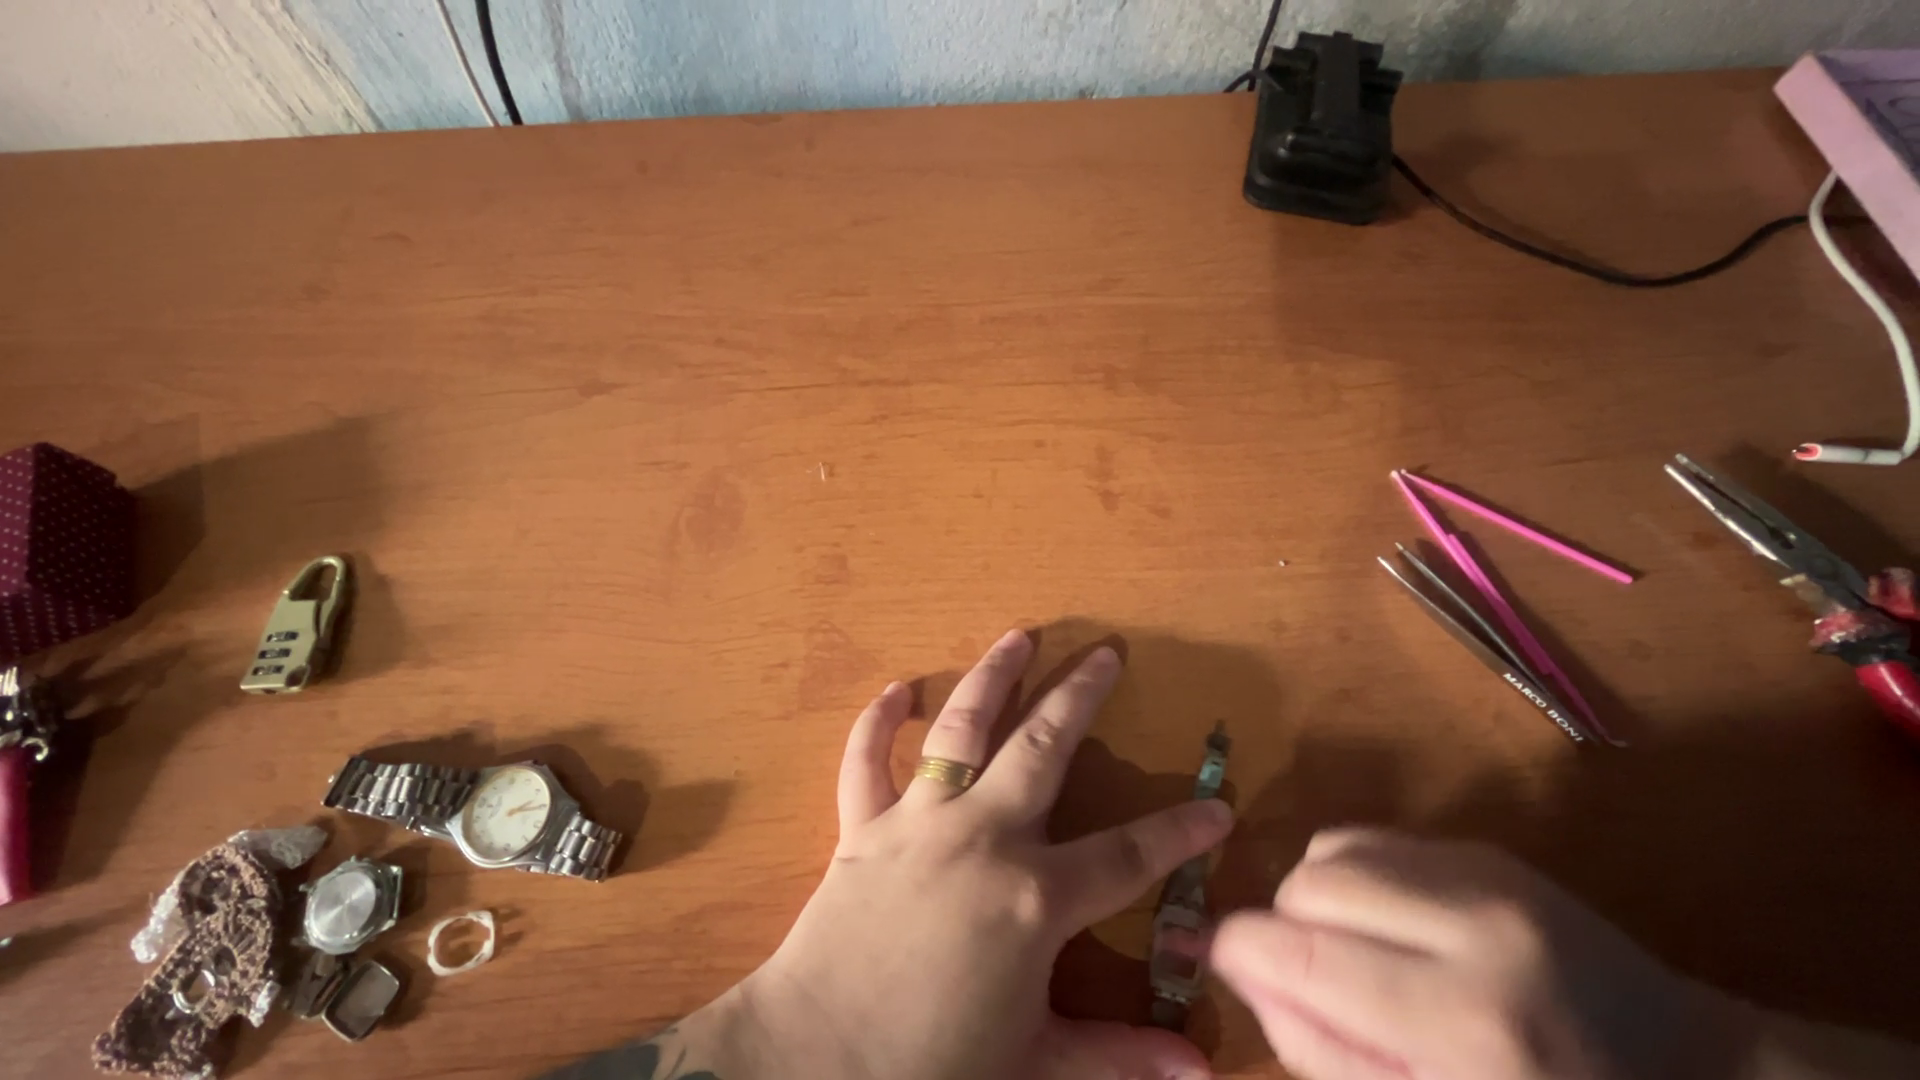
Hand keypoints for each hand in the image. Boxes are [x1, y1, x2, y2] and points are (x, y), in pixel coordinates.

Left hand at [734, 630, 1232, 1079]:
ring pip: (959, 731)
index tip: (1217, 808)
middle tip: (1106, 653)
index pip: (1126, 856)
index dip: (1177, 832)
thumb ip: (1119, 1054)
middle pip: (1043, 749)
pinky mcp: (863, 826)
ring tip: (1016, 637)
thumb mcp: (1037, 1062)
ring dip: (990, 679)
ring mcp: (919, 823)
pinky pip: (867, 761)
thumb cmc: (931, 1063)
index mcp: (1035, 896)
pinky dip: (878, 723)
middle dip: (1079, 697)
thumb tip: (1201, 1073)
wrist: (814, 1056)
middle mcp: (982, 838)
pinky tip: (895, 690)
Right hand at [1208, 828, 1746, 1079]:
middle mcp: (1472, 924)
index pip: (1299, 953)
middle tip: (1316, 981)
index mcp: (1465, 1022)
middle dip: (1284, 929)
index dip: (1234, 949)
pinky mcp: (1485, 848)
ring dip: (1314, 898)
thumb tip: (1237, 971)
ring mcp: (1484, 871)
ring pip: (1328, 850)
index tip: (1215, 960)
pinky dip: (1349, 876)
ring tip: (1354, 952)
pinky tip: (1385, 923)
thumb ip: (1318, 1048)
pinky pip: (1368, 839)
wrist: (1692, 1073)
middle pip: (1306, 885)